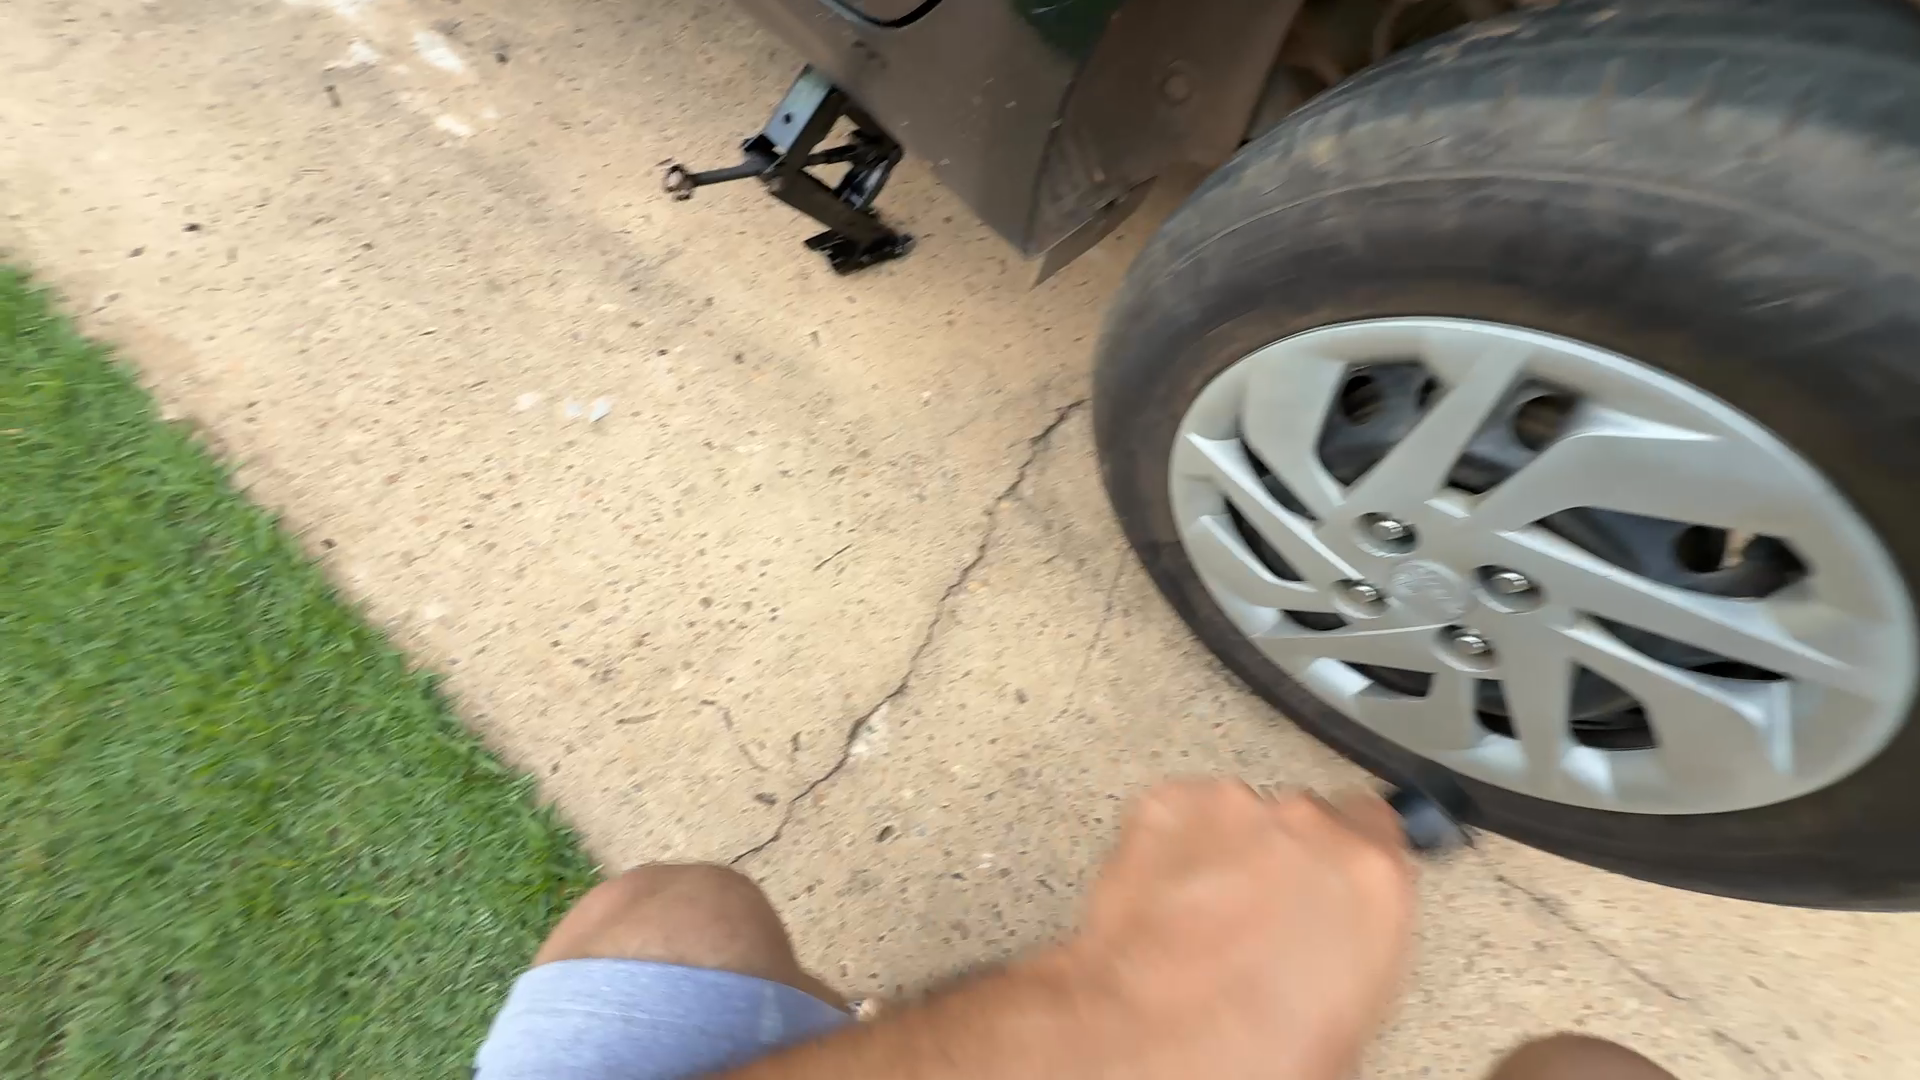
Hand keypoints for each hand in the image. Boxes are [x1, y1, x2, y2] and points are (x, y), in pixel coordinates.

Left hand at [1046, 779, 1417, 1079]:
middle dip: (1279, 856)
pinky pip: (1174, 813)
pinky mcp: (1164, 805)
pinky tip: (1163, 894)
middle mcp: (1302, 823)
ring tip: (1198, 913)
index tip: (1327, 870)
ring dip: (1221, 849)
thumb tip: (1331, 925)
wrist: (1158, 1039)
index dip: (1345, 853)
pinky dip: (1169, 843)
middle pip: (1298, 820)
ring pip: (1233, 814)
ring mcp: (1228, 807)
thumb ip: (1352, 932)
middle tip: (1252, 911)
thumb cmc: (1256, 1049)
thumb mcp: (1353, 1007)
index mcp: (1367, 874)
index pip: (1373, 825)